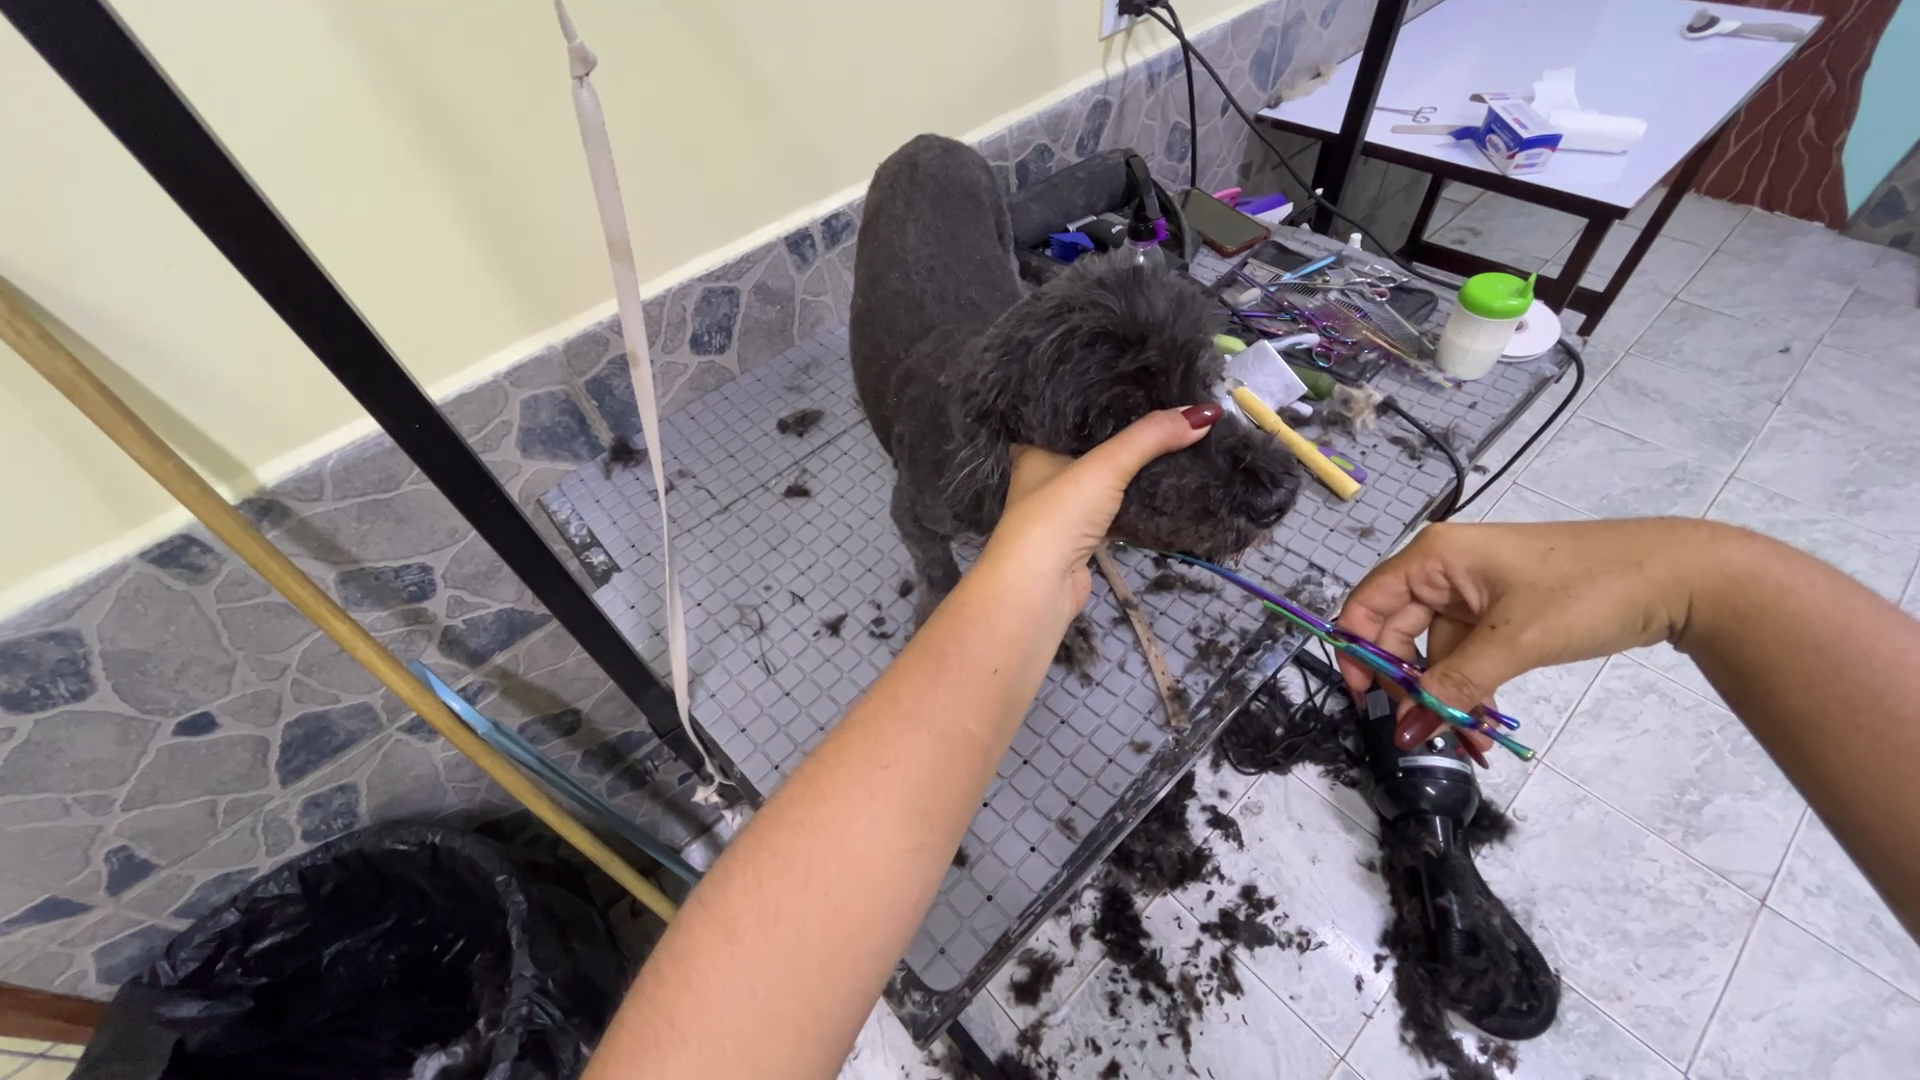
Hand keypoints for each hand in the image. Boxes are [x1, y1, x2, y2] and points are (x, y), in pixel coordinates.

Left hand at [979, 404, 1222, 616]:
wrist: (1040, 586)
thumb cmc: (1059, 514)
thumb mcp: (1106, 464)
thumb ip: (1152, 436)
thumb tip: (1206, 412)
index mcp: (1034, 448)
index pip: (1072, 413)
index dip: (1106, 398)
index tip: (1144, 383)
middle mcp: (1044, 475)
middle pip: (1093, 446)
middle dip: (1128, 435)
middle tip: (1171, 412)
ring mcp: (1062, 509)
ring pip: (1106, 479)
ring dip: (1135, 468)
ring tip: (1178, 439)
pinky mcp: (1081, 537)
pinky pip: (1115, 508)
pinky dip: (1136, 499)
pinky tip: (1166, 483)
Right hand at [1335, 518, 1716, 747]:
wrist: (1689, 577)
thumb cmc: (1589, 590)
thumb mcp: (1515, 641)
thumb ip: (1455, 686)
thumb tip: (1408, 734)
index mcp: (1431, 558)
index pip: (1366, 605)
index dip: (1357, 652)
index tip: (1366, 699)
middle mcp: (1441, 570)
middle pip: (1397, 632)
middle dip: (1409, 684)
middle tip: (1424, 732)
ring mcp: (1470, 591)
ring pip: (1434, 650)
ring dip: (1443, 694)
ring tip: (1468, 739)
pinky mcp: (1498, 611)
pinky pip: (1465, 654)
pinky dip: (1470, 687)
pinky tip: (1484, 721)